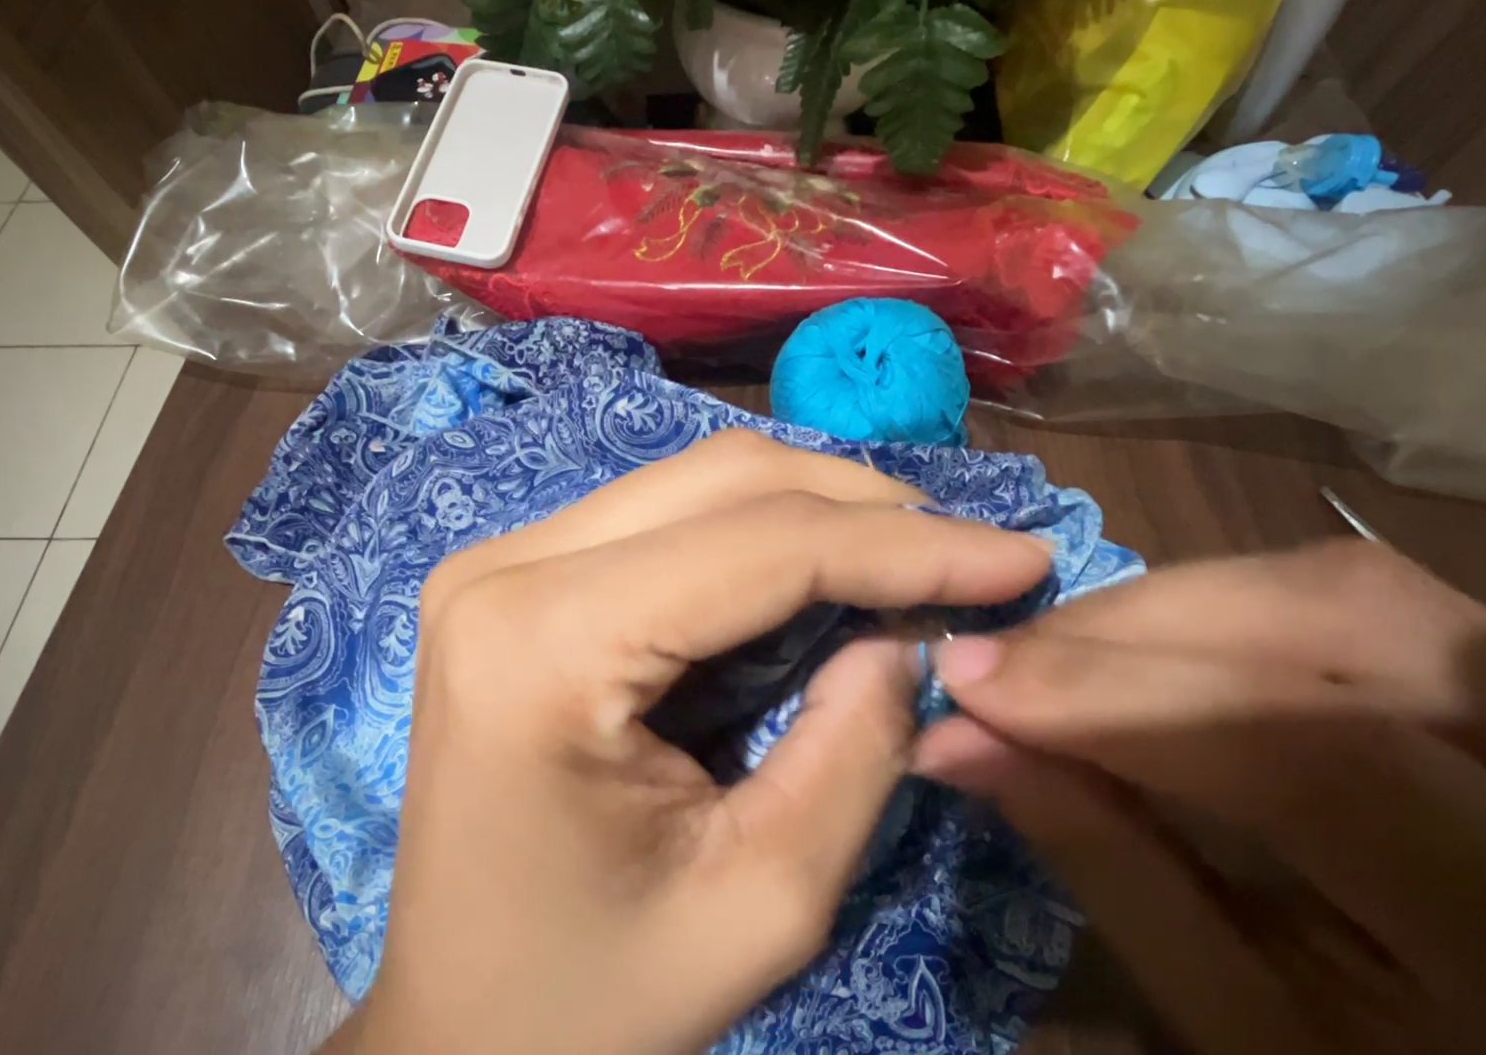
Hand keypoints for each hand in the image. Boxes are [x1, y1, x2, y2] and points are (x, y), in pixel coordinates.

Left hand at [324, 431, 1053, 1054]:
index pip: (760, 546)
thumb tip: (904, 629)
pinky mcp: (512, 581)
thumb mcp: (764, 899)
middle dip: (863, 511)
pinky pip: (658, 524)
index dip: (906, 543)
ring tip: (907, 568)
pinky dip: (752, 541)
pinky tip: (815, 582)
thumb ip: (854, 745)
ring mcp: (497, 565)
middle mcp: (503, 570)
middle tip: (968, 559)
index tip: (1022, 557)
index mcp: (543, 643)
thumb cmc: (597, 988)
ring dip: (812, 516)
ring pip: (693, 489)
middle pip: (722, 484)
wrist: (463, 1017)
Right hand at [915, 539, 1485, 1054]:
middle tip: (1001, 655)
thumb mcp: (1243, 1022)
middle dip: (1129, 623)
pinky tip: (1145, 646)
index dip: (1116, 697)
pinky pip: (1365, 595)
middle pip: (1341, 619)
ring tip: (1057, 650)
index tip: (967, 679)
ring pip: (1351, 584)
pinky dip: (1222, 604)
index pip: (1316, 756)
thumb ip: (1108, 865)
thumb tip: (957, 738)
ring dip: (1168, 602)